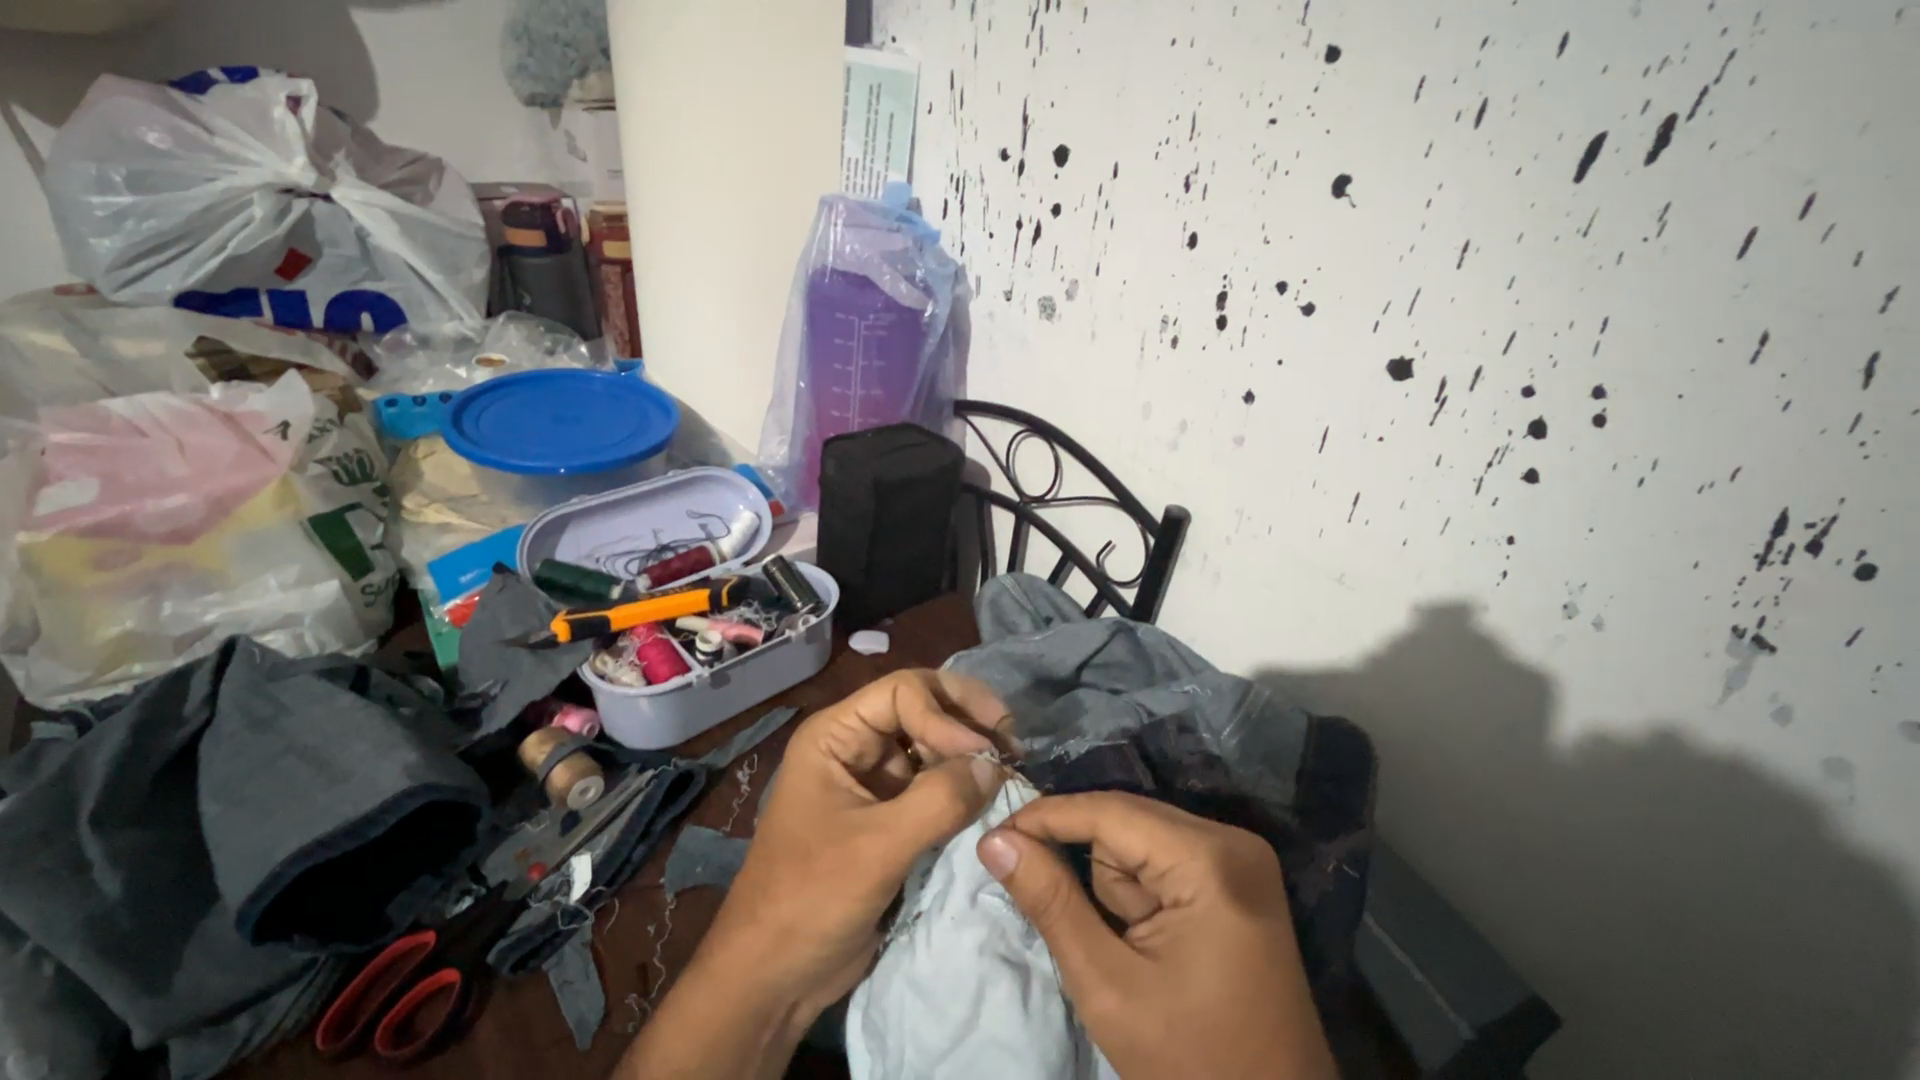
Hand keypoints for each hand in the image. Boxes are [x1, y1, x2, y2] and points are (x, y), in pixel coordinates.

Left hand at [698, 669, 1010, 1019]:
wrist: (775, 974)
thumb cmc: (810, 898)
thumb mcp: (877, 847)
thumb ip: (939, 800)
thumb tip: (995, 764)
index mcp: (835, 736)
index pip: (903, 692)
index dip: (947, 713)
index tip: (985, 754)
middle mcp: (856, 748)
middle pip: (922, 708)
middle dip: (967, 721)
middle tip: (1014, 744)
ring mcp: (875, 783)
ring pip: (934, 746)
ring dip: (971, 754)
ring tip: (1012, 770)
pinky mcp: (891, 817)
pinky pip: (935, 786)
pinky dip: (964, 788)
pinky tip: (993, 798)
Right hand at [977, 793, 1337, 1079]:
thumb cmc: (1191, 1061)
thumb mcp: (1106, 985)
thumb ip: (1051, 902)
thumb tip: (995, 840)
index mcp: (1209, 860)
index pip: (1109, 811)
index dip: (1045, 817)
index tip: (991, 837)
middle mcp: (1231, 840)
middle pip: (1126, 821)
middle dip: (1087, 865)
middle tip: (1081, 928)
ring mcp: (1241, 859)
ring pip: (1140, 841)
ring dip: (1116, 886)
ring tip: (1134, 952)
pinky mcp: (1239, 880)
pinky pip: (1164, 860)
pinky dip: (1139, 892)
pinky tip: (1149, 941)